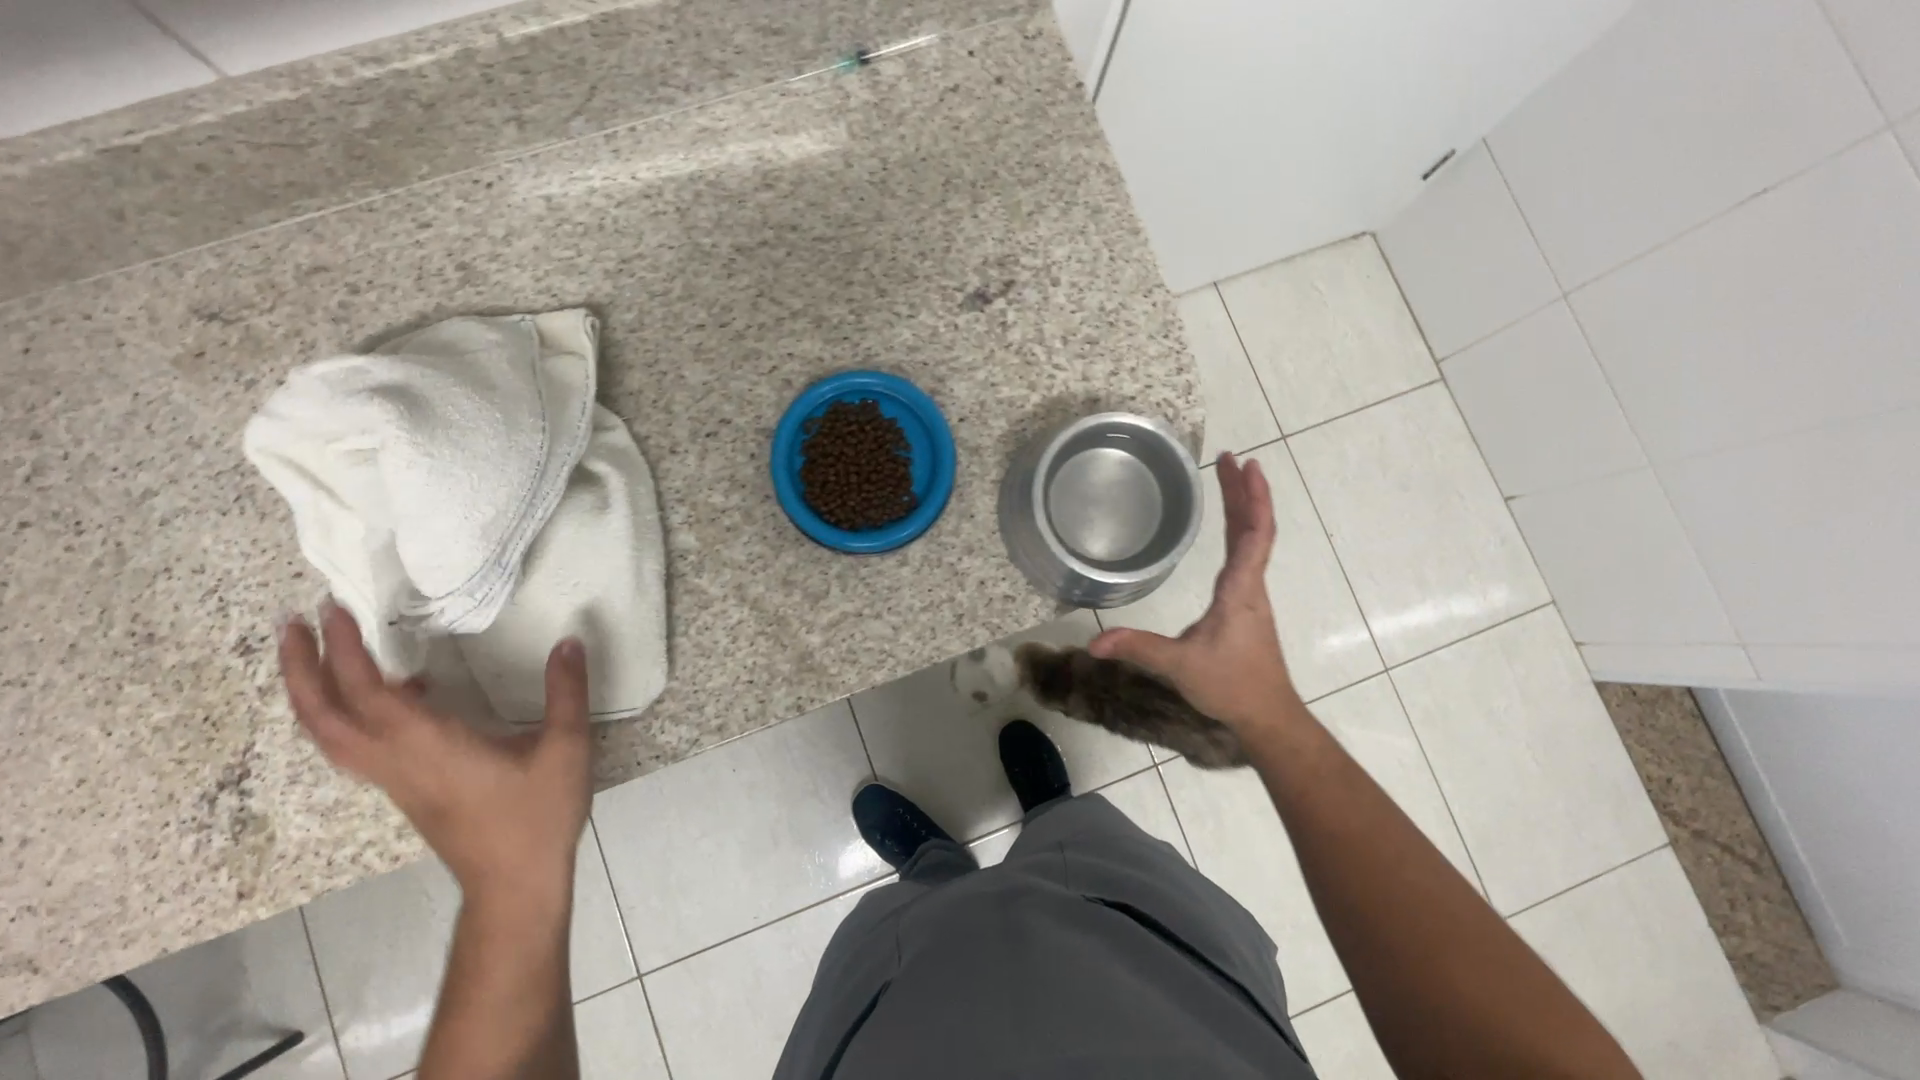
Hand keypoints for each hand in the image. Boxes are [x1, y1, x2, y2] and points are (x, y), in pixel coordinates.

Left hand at [278, 603, 591, 902]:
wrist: (514, 885)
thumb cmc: (535, 818)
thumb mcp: (566, 749)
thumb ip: (566, 692)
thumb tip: (568, 642)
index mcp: (427, 745)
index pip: (367, 691)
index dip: (345, 649)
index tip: (333, 609)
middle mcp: (396, 760)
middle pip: (324, 715)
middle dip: (302, 667)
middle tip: (294, 623)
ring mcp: (394, 780)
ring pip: (331, 735)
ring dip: (313, 692)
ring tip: (317, 653)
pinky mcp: (403, 791)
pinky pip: (354, 746)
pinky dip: (347, 713)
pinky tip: (393, 695)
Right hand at [1090, 452, 1299, 730]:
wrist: (1267, 715)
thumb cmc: (1231, 686)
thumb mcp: (1179, 666)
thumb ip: (1138, 648)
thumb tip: (1094, 641)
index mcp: (1240, 590)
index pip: (1254, 534)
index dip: (1252, 498)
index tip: (1244, 465)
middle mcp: (1250, 586)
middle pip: (1254, 528)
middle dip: (1243, 491)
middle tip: (1229, 458)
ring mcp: (1251, 596)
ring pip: (1252, 541)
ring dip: (1243, 508)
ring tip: (1229, 479)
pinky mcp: (1246, 607)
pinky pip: (1247, 556)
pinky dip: (1240, 531)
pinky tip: (1228, 530)